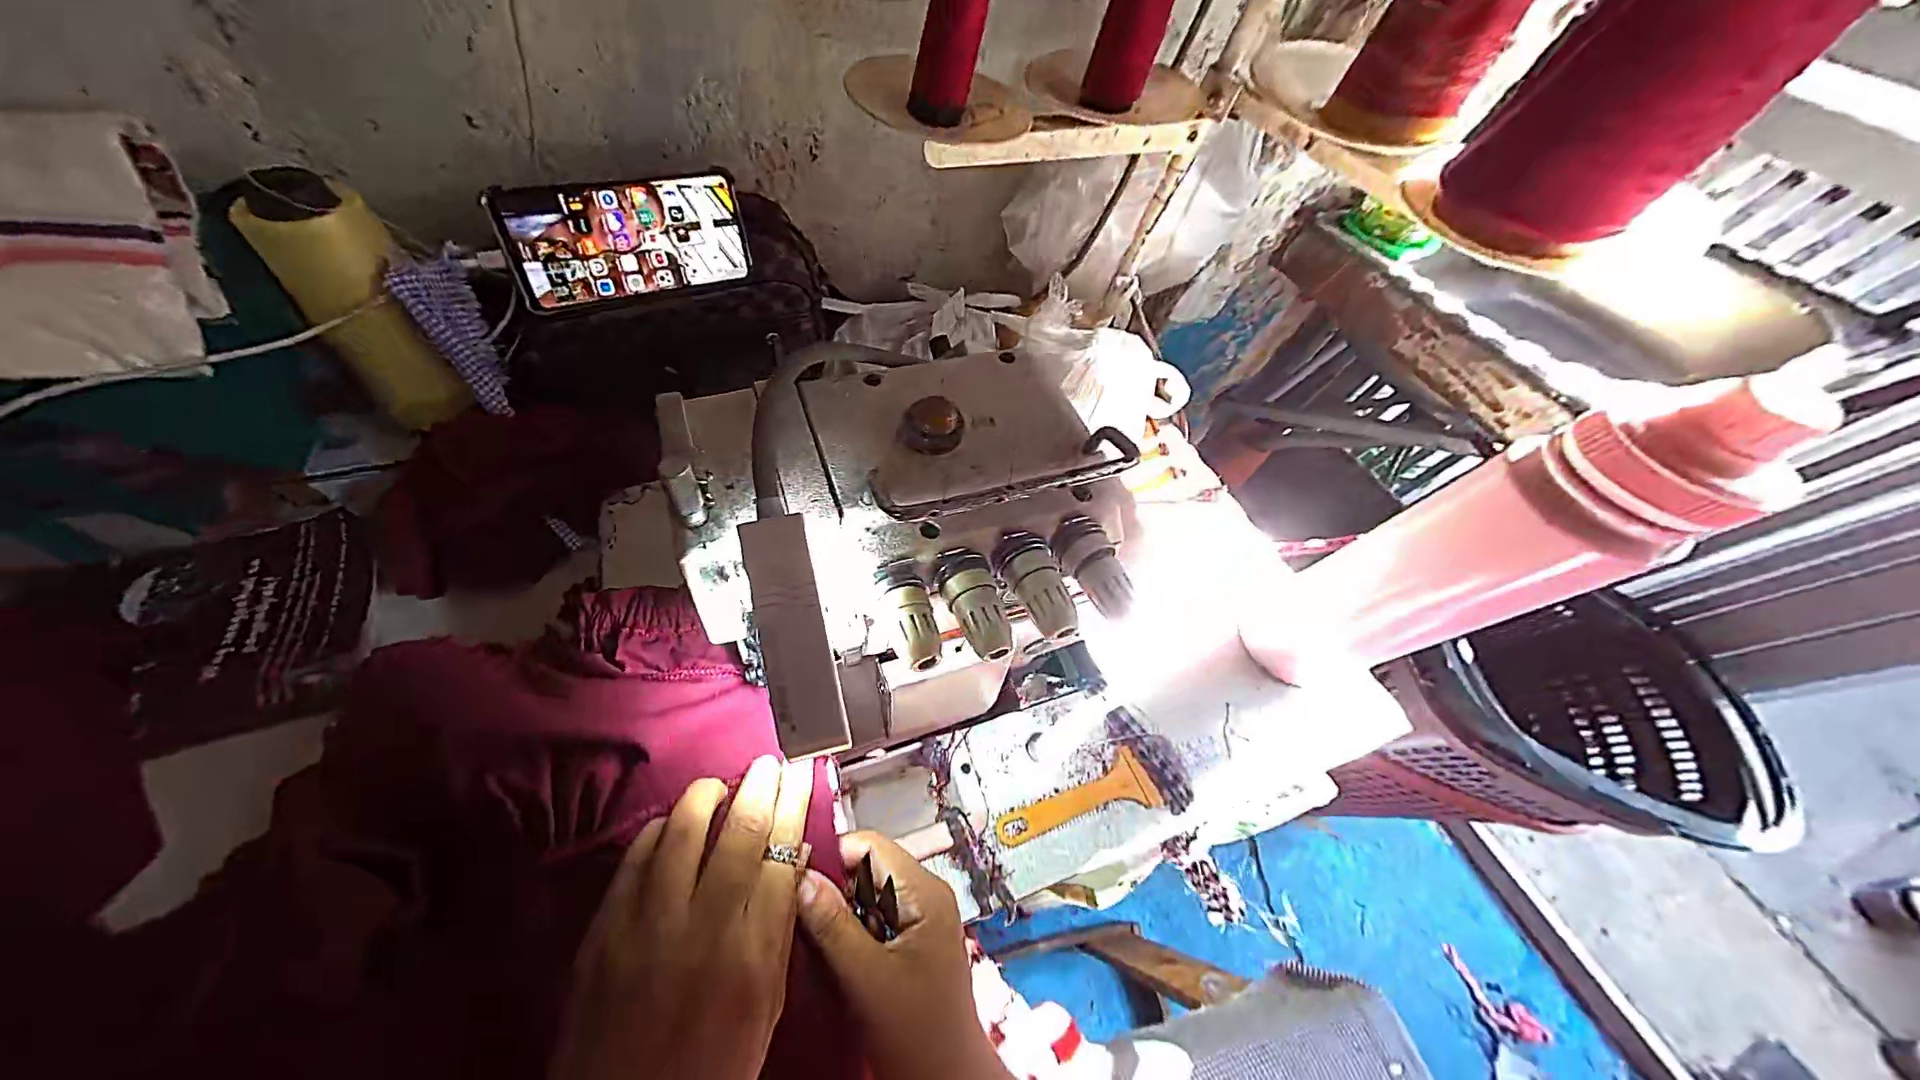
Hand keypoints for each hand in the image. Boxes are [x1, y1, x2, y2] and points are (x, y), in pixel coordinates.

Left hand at [549, 757, 814, 1079]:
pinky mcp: (604, 928)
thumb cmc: (711, 1064)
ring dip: (708, 794)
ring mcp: (649, 923)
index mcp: (753, 952)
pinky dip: (659, 828)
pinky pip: (636, 855)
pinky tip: (673, 822)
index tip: (801, 778)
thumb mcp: (766, 1004)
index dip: (795, 806)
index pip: (783, 853)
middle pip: (741, 831)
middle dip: (761, 786)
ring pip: (684, 829)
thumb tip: (796, 861)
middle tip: (770, 764)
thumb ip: (781, 928)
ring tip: (722, 784)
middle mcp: (705, 927)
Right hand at [796, 831, 1009, 1079]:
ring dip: (839, 909)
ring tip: (811, 936)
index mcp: (925, 891)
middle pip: (869, 866)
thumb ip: (833, 925)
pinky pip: (875, 915)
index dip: (832, 856)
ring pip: (868, 891)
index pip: (871, 846)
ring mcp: (922, 915)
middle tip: (798, 913)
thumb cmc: (914, 1031)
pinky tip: (832, 953)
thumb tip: (801, 876)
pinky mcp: (913, 938)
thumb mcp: (867, 977)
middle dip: (832, 885)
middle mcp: (927, 893)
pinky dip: (850, 928)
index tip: (796, 880)